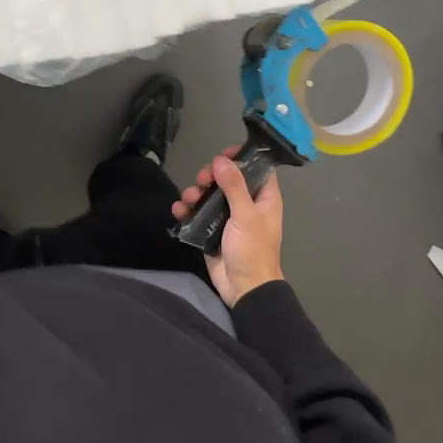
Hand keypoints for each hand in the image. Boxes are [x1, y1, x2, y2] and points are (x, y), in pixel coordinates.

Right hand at [172, 147, 284, 305]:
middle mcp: (247, 204)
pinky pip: (198, 214)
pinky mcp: (212, 231)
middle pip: (228, 179)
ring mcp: (229, 218)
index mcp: (264, 198)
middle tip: (202, 180)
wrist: (244, 287)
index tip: (223, 154)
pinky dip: (188, 210)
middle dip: (212, 176)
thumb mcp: (246, 215)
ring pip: (210, 195)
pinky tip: (178, 210)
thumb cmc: (253, 250)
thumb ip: (234, 186)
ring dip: (197, 193)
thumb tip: (221, 160)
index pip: (256, 168)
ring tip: (188, 198)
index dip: (241, 158)